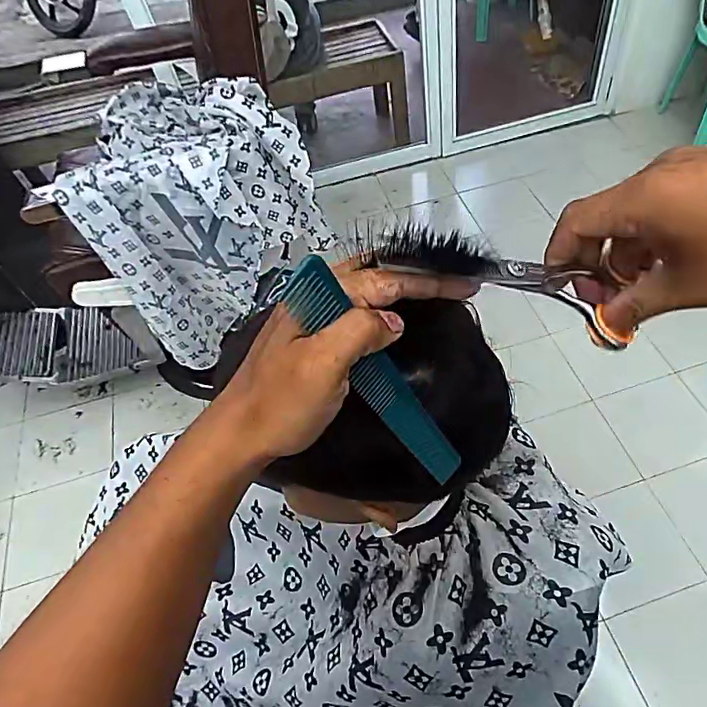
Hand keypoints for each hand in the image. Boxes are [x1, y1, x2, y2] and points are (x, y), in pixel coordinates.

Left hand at [208, 260, 476, 460]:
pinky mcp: (316, 335)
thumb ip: (359, 331)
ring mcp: (314, 314)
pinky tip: (401, 317)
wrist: (242, 433)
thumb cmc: (279, 405)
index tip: (465, 287)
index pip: (385, 280)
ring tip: (438, 295)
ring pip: (369, 288)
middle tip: (458, 287)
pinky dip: (387, 308)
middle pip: (378, 273)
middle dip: (419, 277)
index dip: (429, 282)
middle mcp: (315, 297)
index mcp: (317, 297)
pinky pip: (359, 309)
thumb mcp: (322, 366)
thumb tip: (394, 321)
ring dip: (404, 289)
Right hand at [546, 148, 706, 333]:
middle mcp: (662, 171)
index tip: (564, 292)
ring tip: (651, 293)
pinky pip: (671, 205)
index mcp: (644, 194)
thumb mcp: (691, 287)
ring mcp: (695, 167)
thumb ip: (638, 304)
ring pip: (640, 213)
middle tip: (615, 306)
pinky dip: (660, 238)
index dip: (559, 256)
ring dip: (631, 254)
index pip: (576, 219)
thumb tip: (608, 323)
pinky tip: (683, 266)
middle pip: (607, 216)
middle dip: (599, 263)